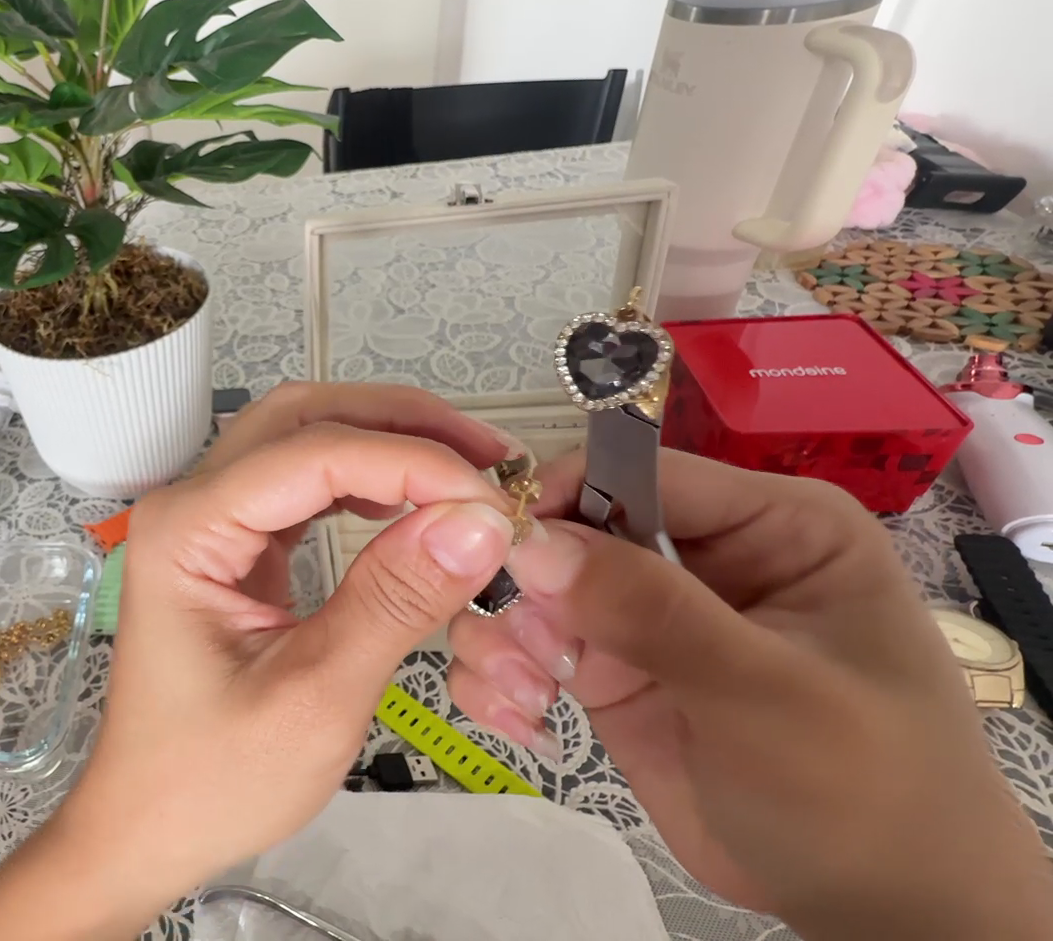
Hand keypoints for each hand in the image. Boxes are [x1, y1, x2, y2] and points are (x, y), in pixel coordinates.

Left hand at [0, 384, 520, 939]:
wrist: (146, 823)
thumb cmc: (213, 778)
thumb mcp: (314, 696)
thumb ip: (393, 600)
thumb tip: (478, 521)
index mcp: (187, 527)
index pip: (310, 453)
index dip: (410, 462)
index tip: (494, 502)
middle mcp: (188, 504)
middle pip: (297, 419)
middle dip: (397, 424)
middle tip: (488, 460)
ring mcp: (205, 521)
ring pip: (298, 441)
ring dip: (382, 443)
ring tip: (465, 473)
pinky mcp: (228, 547)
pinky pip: (297, 488)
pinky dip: (360, 482)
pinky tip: (409, 502)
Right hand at [448, 449, 1052, 939]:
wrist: (869, 913)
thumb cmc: (864, 798)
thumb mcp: (770, 696)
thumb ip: (654, 613)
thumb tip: (532, 546)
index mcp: (767, 525)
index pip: (635, 471)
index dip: (559, 498)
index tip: (498, 549)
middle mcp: (689, 553)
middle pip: (561, 527)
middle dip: (526, 587)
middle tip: (528, 651)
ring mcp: (635, 609)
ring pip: (524, 586)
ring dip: (505, 638)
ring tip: (526, 694)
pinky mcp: (596, 661)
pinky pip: (515, 641)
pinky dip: (498, 675)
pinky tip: (521, 717)